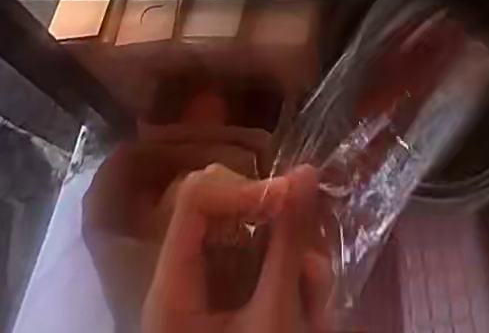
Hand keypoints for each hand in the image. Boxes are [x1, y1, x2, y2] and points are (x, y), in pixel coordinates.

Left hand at [143, 164, 330, 332]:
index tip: (292, 198)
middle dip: (275, 226)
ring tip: (317, 301)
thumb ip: (289, 243)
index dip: (245, 188)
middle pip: (224, 210)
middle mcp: (182, 281)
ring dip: (292, 258)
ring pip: (250, 238)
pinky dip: (293, 280)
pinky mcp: (230, 308)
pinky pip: (261, 267)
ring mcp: (206, 295)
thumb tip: (306, 171)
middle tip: (311, 248)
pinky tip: (313, 308)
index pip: (197, 197)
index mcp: (171, 287)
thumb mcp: (275, 322)